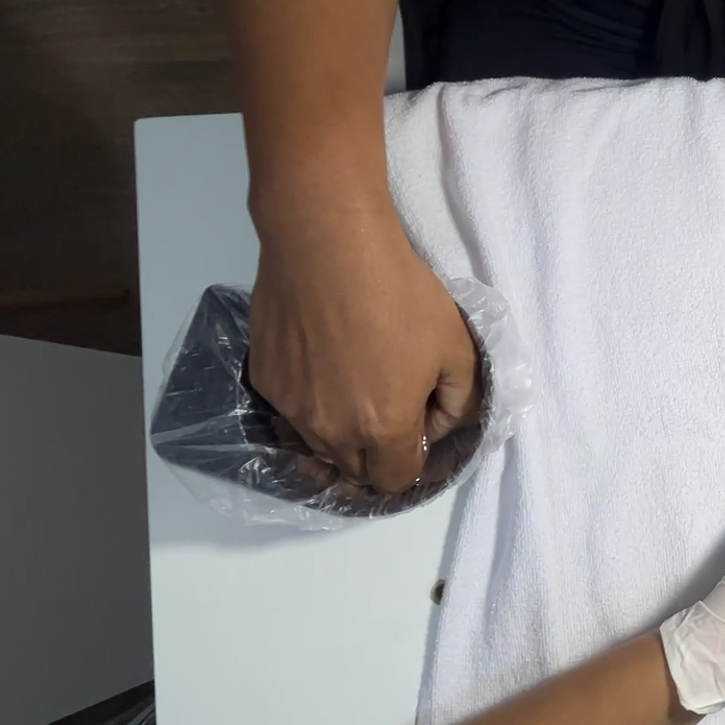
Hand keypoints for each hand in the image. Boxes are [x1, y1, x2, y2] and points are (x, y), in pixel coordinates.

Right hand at [247, 184, 482, 492]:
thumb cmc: (402, 297)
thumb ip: (460, 401)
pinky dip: (314, 406)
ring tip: (360, 392)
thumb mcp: (458, 349)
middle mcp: (330, 431)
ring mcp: (290, 408)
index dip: (415, 464)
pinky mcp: (264, 379)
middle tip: (395, 412)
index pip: (396, 480)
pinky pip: (294, 414)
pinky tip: (328, 369)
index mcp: (383, 429)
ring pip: (321, 447)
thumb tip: (443, 425)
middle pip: (356, 471)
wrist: (328, 245)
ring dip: (344, 435)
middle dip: (380, 455)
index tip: (421, 433)